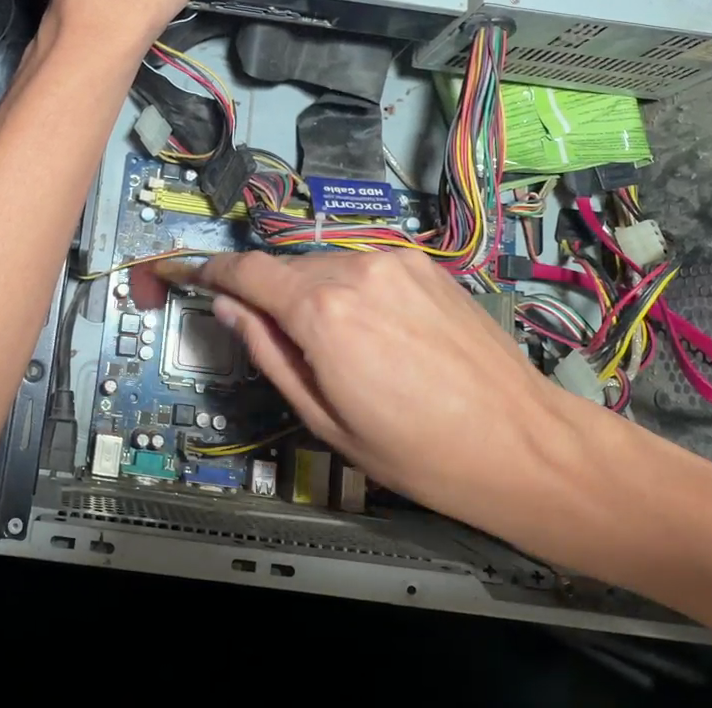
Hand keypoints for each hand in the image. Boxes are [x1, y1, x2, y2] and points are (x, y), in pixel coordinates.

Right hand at [163, 250, 605, 536]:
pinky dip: (347, 287)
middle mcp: (355, 270)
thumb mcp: (322, 417)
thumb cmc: (418, 449)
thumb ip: (266, 352)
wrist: (520, 443)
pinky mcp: (424, 265)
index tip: (191, 274)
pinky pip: (362, 266)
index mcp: (322, 311)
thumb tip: (229, 309)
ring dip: (308, 291)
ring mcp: (395, 262)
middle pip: (284, 267)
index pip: (246, 271)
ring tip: (331, 344)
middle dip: (265, 293)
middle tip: (268, 334)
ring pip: (323, 264)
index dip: (211, 271)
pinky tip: (370, 330)